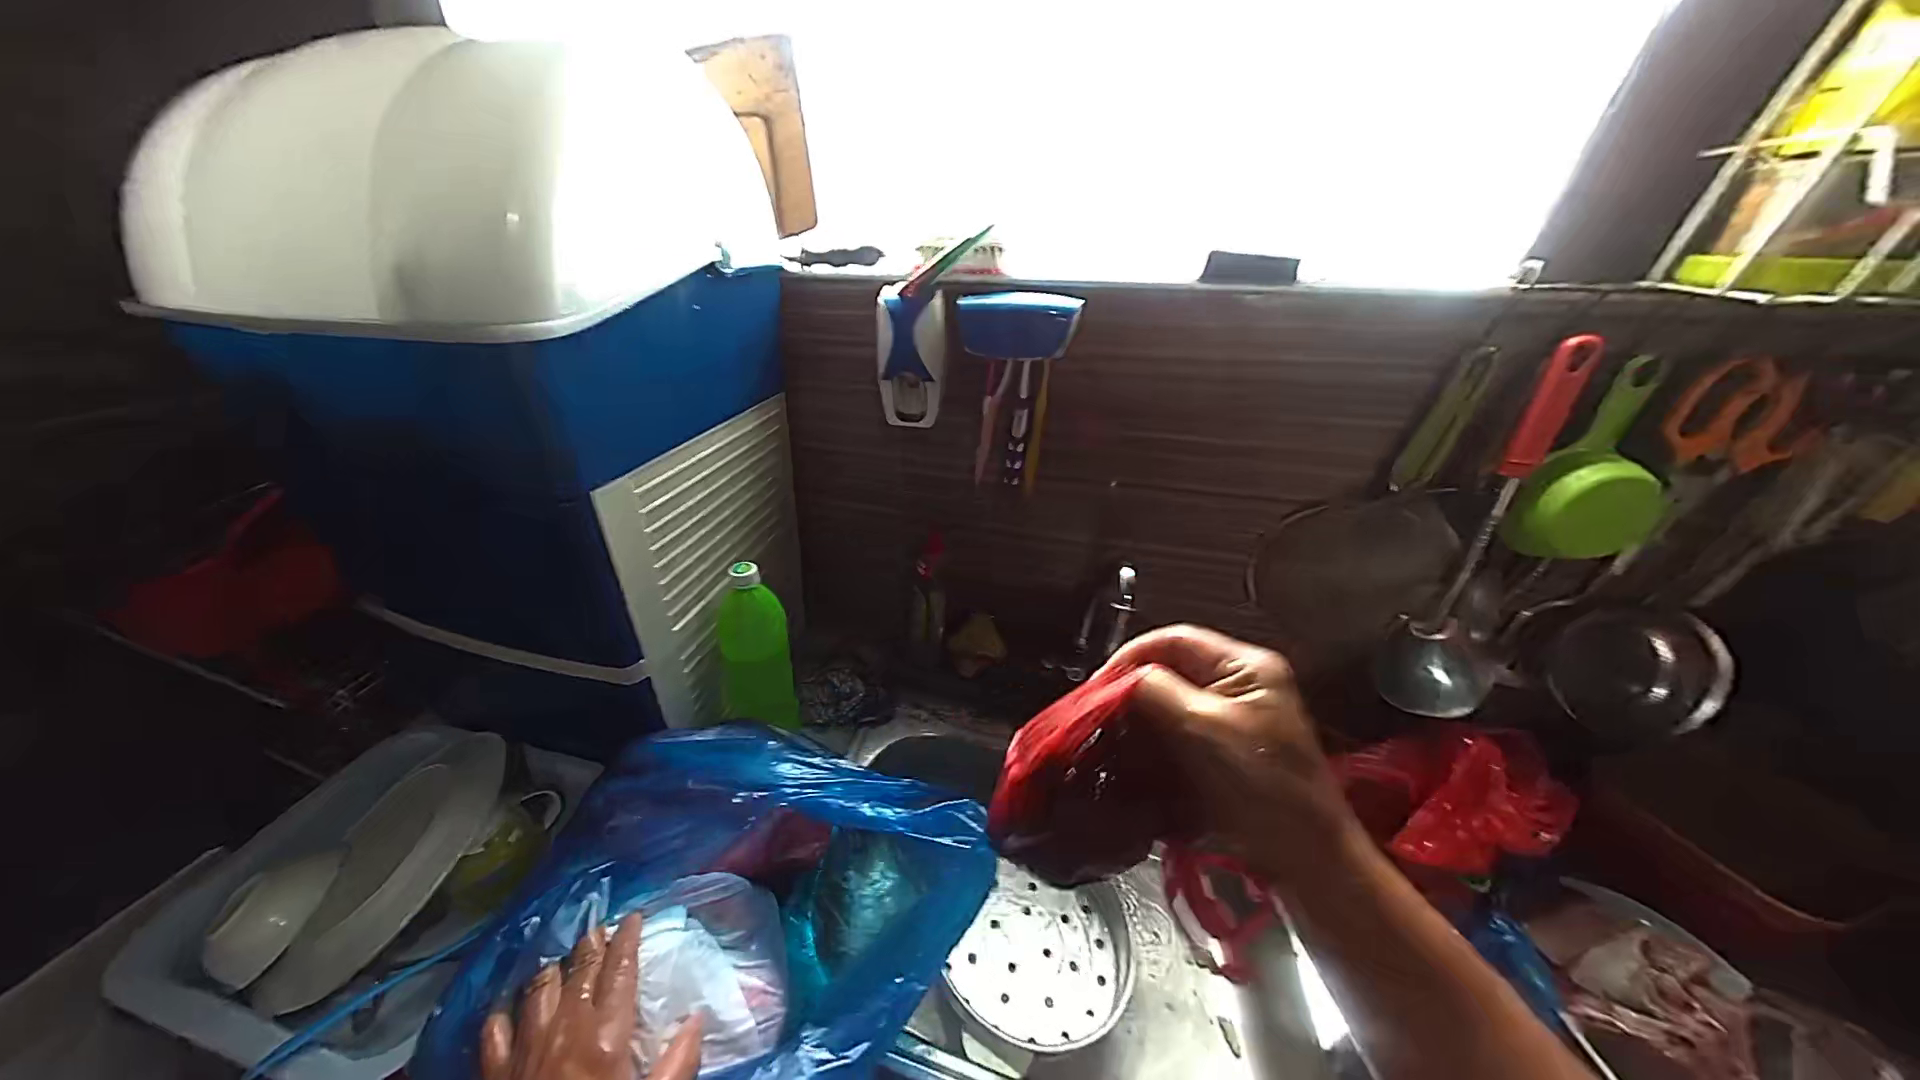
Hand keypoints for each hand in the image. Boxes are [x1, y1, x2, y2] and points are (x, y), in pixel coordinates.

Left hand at [481, 914, 702, 1079]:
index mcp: (605, 1036)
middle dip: (591, 944)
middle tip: (600, 927)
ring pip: (537, 989)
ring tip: (563, 958)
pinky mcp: (494, 1074)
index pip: (620, 970)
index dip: (627, 939)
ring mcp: (524, 1050)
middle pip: (579, 971)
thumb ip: (678, 1064)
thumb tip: (697, 1018)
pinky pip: (494, 1029)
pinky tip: (511, 1005)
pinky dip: (505, 1009)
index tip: (633, 917)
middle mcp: (565, 1030)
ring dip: (553, 967)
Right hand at [1102, 624, 1360, 882]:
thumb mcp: (1205, 728)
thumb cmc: (1265, 789)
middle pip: (1171, 669)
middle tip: (1100, 710)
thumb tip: (1121, 680)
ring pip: (1171, 701)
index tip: (1099, 684)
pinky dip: (1154, 739)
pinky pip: (1178, 730)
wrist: (1307, 860)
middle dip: (1134, 688)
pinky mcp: (1224, 749)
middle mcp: (1240, 684)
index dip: (1132, 656)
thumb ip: (1158, 692)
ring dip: (1141, 715)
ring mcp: (1233, 718)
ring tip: (1112, 732)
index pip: (1175, 639)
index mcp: (1246, 666)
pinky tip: (1135, 755)